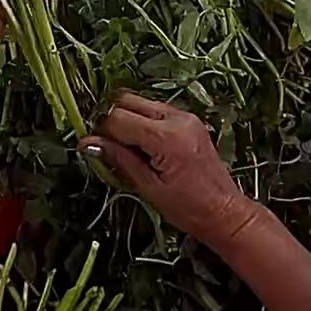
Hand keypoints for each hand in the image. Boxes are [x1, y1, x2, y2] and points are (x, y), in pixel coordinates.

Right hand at [80, 94, 262, 246]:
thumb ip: (119, 159)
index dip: (101, 132)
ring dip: (127, 119)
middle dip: (111, 119)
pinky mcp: (189, 119)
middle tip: (106, 145)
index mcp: (167, 137)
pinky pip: (156, 109)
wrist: (223, 211)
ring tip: (125, 148)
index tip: (94, 148)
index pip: (118, 118)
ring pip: (141, 102)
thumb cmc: (188, 207)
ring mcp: (185, 116)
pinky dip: (142, 121)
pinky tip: (142, 145)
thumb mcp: (148, 187)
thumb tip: (87, 144)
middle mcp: (177, 118)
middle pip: (127, 100)